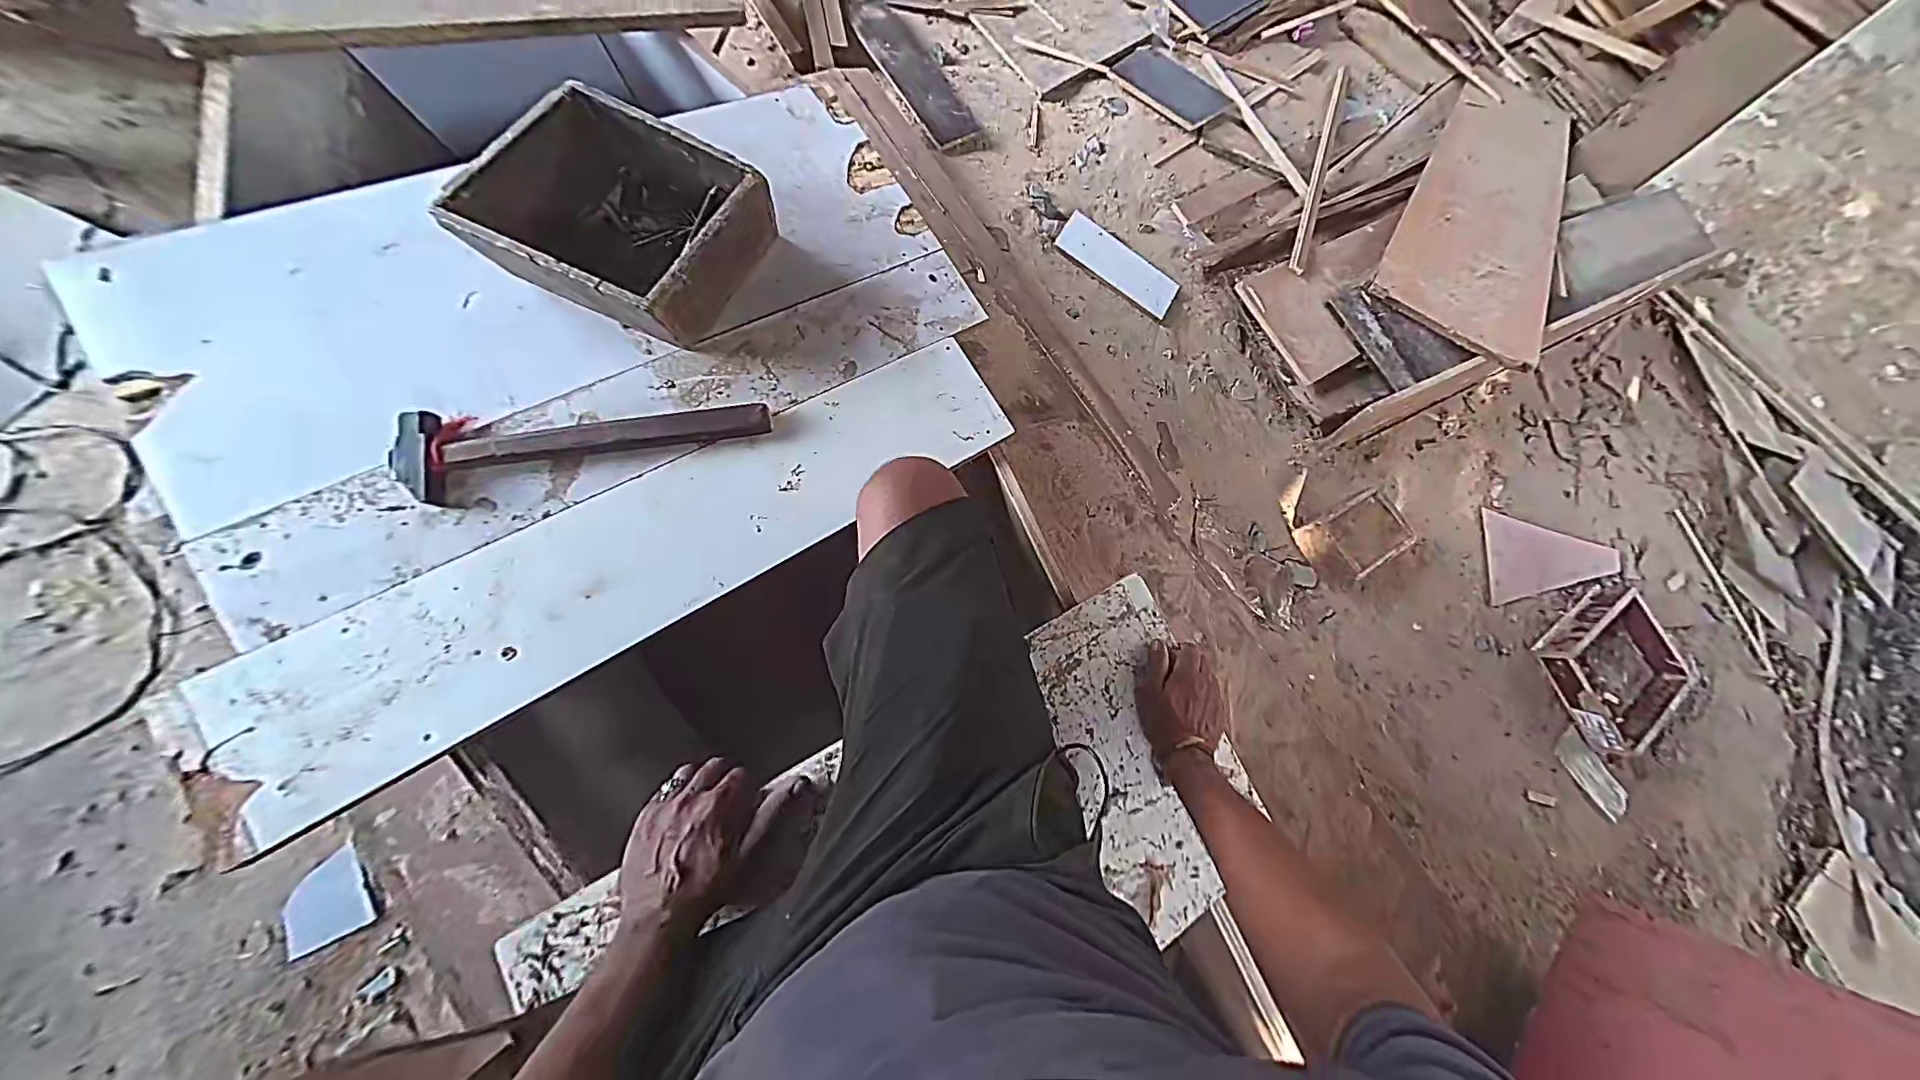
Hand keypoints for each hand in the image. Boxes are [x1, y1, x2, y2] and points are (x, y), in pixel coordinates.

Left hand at [618, 757, 756, 940]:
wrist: (657, 916)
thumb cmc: (703, 890)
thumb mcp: (748, 855)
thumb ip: (773, 814)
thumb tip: (795, 787)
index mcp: (719, 804)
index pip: (741, 774)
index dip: (748, 786)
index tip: (748, 798)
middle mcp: (691, 798)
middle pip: (714, 767)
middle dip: (725, 777)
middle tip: (729, 796)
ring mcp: (665, 806)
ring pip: (687, 773)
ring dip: (699, 781)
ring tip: (704, 800)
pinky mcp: (645, 817)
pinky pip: (663, 790)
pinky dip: (674, 794)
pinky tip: (679, 812)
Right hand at [1136, 641, 1227, 765]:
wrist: (1186, 754)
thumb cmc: (1165, 725)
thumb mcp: (1149, 692)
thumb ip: (1155, 665)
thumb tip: (1158, 646)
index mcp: (1187, 674)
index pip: (1189, 649)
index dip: (1176, 650)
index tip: (1166, 658)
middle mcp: (1205, 682)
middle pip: (1202, 659)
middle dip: (1188, 660)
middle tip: (1172, 671)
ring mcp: (1214, 697)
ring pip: (1207, 676)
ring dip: (1195, 677)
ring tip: (1180, 690)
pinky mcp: (1219, 711)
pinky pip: (1212, 693)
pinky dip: (1202, 693)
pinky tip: (1190, 705)